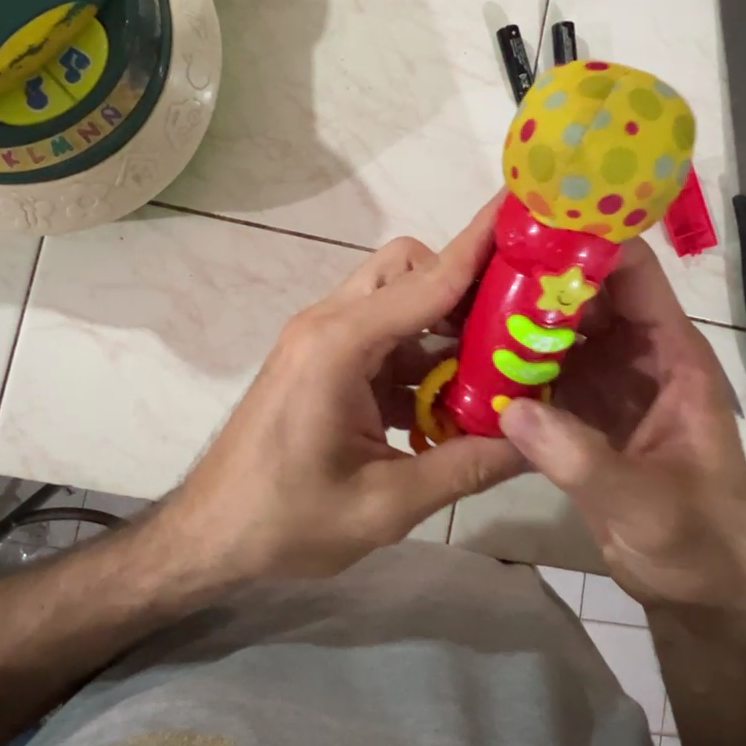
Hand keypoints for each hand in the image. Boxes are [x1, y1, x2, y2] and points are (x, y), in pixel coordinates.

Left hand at [153, 199, 528, 583]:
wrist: (209, 534)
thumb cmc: (285, 520)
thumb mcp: (385, 504)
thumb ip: (465, 468)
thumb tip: (536, 443)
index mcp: (340, 344)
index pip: (428, 280)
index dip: (481, 245)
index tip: (526, 211)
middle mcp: (329, 324)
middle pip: (408, 269)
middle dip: (464, 286)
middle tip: (520, 323)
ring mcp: (321, 341)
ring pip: (397, 302)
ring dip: (446, 327)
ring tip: (501, 364)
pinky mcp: (322, 362)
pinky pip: (383, 337)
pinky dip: (421, 357)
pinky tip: (452, 403)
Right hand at [499, 241, 745, 637]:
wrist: (704, 598)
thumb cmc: (699, 542)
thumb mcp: (646, 503)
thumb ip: (581, 457)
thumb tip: (508, 408)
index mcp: (673, 357)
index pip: (635, 277)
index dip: (590, 243)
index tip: (531, 226)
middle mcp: (638, 359)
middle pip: (587, 297)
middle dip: (537, 276)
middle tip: (474, 262)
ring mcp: (607, 386)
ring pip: (559, 334)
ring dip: (518, 320)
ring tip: (460, 302)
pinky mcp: (582, 417)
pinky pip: (543, 376)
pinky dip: (512, 368)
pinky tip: (469, 361)